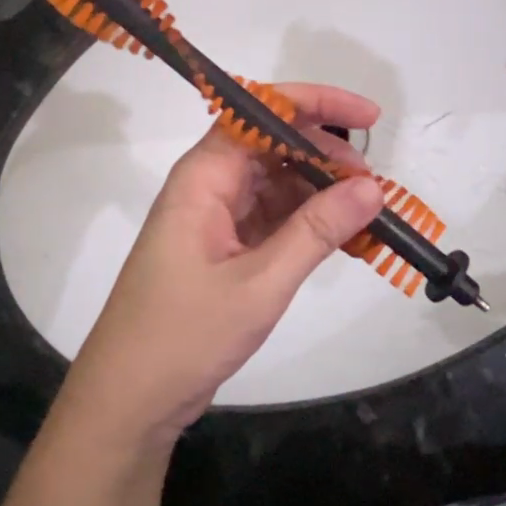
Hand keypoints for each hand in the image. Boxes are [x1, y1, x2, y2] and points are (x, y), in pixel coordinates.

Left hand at [60, 83, 386, 439]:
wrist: (130, 401)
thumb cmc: (184, 335)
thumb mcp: (260, 283)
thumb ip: (317, 231)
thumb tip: (373, 187)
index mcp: (205, 177)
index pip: (262, 113)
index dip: (317, 104)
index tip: (370, 118)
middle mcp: (211, 185)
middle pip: (275, 145)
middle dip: (329, 156)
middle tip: (375, 186)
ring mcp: (217, 217)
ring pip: (280, 183)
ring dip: (324, 194)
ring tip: (371, 217)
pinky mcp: (226, 247)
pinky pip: (276, 218)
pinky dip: (310, 225)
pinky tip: (348, 242)